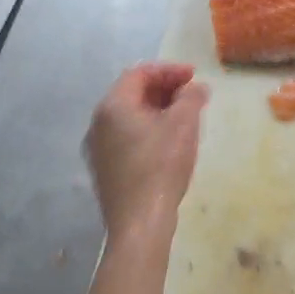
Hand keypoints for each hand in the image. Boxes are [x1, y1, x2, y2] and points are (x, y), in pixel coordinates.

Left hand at [85, 63, 209, 242]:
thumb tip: (196, 88)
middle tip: (191, 94)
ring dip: (157, 109)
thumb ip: (192, 96)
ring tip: (184, 116)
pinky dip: (148, 129)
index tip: (194, 76)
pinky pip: (126, 137)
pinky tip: (169, 142)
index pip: (139, 73)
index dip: (169, 70)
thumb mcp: (184, 123)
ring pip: (129, 116)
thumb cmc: (161, 165)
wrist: (139, 223)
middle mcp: (98, 124)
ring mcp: (98, 149)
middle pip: (132, 93)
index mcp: (112, 106)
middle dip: (164, 89)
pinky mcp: (104, 170)